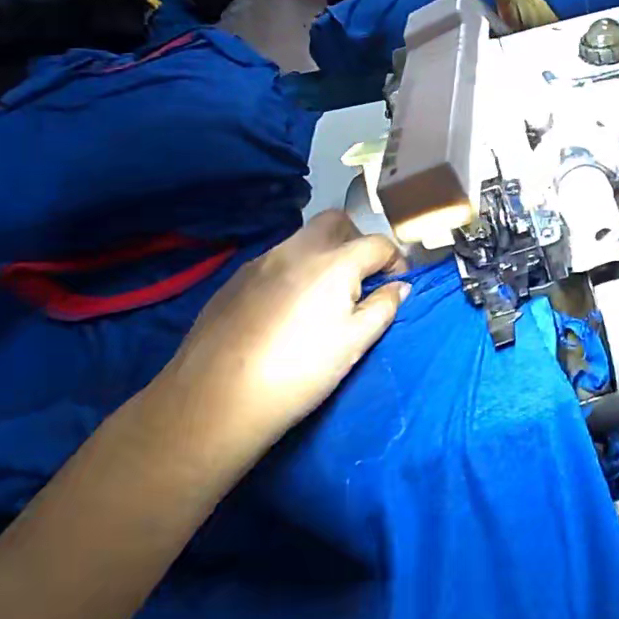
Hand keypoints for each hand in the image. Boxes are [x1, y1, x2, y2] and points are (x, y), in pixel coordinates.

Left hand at [156, 211, 408, 454]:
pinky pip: (275, 260)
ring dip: (321, 254)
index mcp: (334, 262)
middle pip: (336, 222)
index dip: (395, 260)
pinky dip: (291, 271)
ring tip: (321, 297)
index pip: (377, 243)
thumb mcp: (353, 344)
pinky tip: (284, 309)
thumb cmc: (299, 372)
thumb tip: (400, 286)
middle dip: (356, 240)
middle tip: (359, 278)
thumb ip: (382, 307)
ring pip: (302, 239)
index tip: (395, 283)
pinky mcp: (237, 277)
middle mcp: (298, 249)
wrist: (218, 395)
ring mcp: (263, 260)